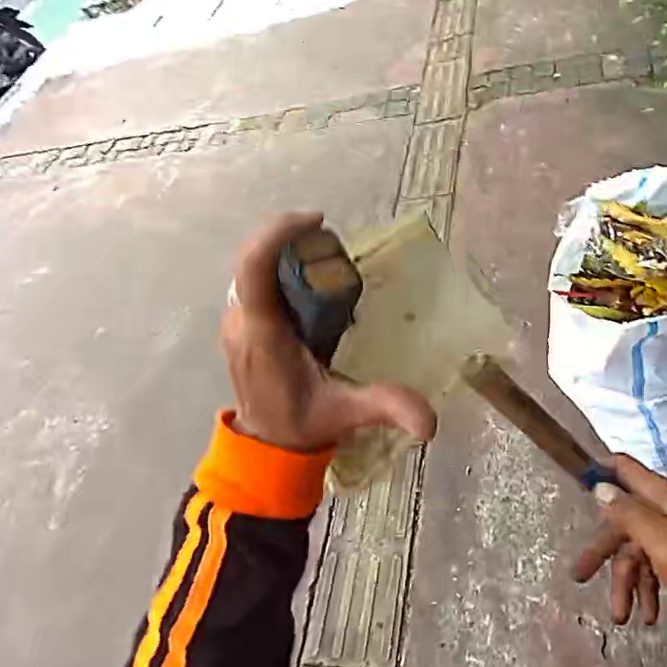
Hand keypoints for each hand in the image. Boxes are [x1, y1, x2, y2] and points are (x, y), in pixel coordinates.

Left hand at [223, 212, 437, 452]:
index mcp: (263, 332)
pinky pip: (259, 278)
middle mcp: (242, 318)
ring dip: (288, 250)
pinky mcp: (242, 320)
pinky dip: (283, 266)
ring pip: (256, 264)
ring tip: (326, 258)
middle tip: (332, 243)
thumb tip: (429, 422)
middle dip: (292, 237)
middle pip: (256, 255)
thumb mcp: (346, 413)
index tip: (317, 222)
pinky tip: (313, 280)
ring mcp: (237, 318)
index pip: (254, 267)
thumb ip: (386, 407)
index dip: (280, 233)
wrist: (264, 444)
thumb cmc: (301, 424)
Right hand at [571, 455, 666, 640]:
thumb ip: (628, 512)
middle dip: (601, 549)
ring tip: (621, 616)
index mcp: (661, 498)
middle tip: (580, 575)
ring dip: (625, 582)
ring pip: (633, 551)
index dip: (600, 471)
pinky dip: (645, 591)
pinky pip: (651, 571)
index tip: (577, 482)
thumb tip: (599, 488)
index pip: (624, 467)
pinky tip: (648, 616)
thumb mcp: (661, 540)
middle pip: (620, 519)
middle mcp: (664, 513)